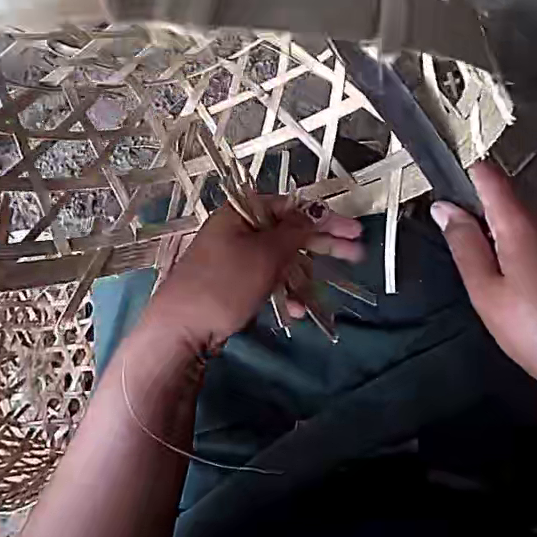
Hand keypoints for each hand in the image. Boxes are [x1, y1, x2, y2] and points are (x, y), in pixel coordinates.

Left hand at [139, 197, 364, 354]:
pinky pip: (266, 280)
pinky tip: (297, 311)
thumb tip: (316, 211)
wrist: (179, 330)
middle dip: (323, 244)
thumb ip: (295, 231)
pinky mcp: (232, 284)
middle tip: (357, 254)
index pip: (290, 206)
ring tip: (329, 289)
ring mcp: (233, 258)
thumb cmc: (223, 284)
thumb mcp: (265, 254)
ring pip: (280, 259)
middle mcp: (237, 231)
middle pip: (289, 232)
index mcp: (241, 214)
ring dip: (305, 274)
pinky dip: (284, 292)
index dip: (324, 217)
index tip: (353, 229)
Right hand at [432, 161, 536, 401]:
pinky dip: (527, 248)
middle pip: (509, 191)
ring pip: (529, 215)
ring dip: (504, 231)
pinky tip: (524, 287)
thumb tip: (444, 208)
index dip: (462, 179)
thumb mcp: (487, 292)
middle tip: (465, 250)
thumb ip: (464, 244)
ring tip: (493, 274)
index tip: (446, 204)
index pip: (488, 173)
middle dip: (481, 209)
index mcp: (521, 220)